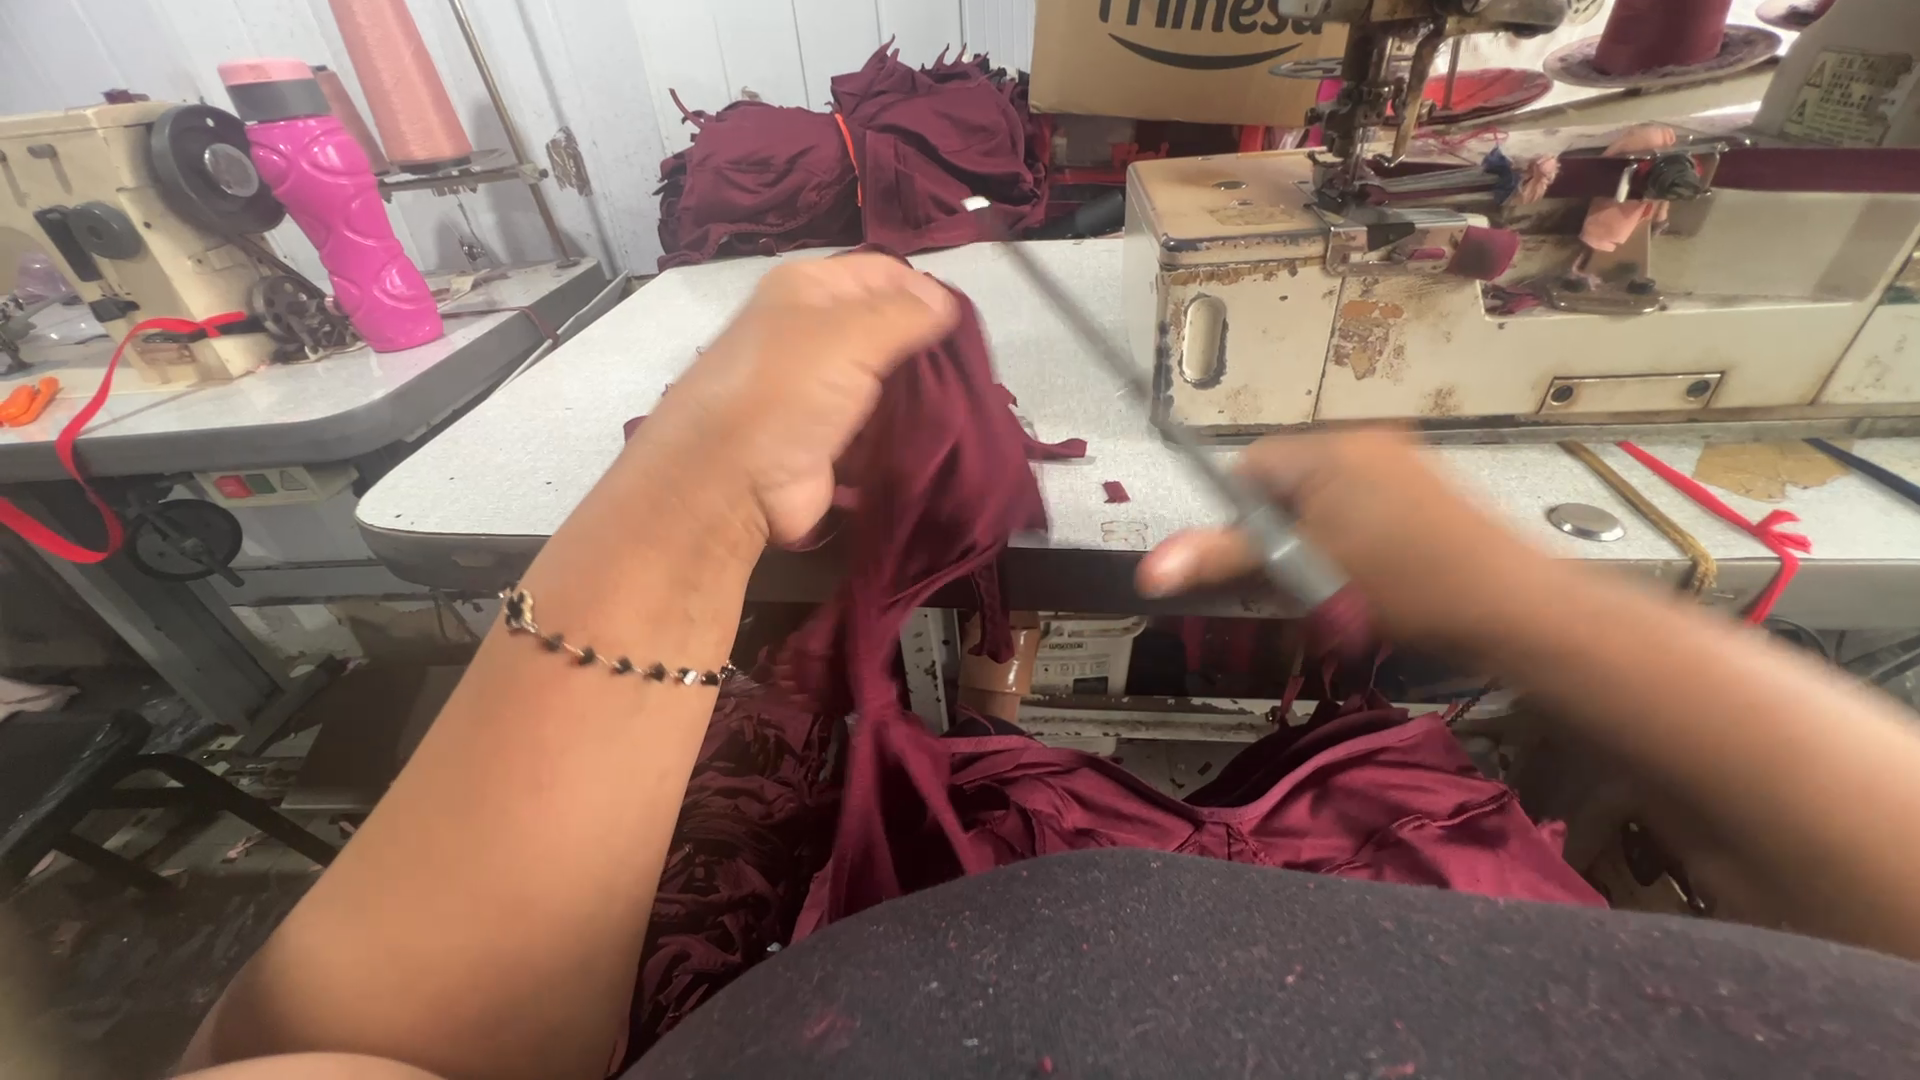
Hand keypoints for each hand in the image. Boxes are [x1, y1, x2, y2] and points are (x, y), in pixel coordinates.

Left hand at [624, 255, 958, 546]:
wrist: (733, 479)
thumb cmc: (787, 391)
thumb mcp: (850, 335)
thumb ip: (904, 313)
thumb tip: (947, 300)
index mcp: (809, 289)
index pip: (882, 272)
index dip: (925, 291)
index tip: (967, 325)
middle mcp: (812, 332)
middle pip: (885, 327)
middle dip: (926, 347)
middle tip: (973, 370)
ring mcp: (819, 388)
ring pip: (884, 380)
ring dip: (918, 393)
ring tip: (963, 403)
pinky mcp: (828, 436)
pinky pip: (876, 425)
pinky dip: (902, 430)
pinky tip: (936, 435)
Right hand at [1136, 431, 1561, 652]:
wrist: (1513, 607)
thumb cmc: (1399, 582)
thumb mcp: (1301, 571)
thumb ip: (1221, 561)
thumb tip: (1148, 571)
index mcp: (1326, 449)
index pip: (1247, 469)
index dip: (1238, 518)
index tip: (1254, 562)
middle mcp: (1361, 439)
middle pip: (1283, 483)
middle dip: (1278, 530)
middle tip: (1295, 577)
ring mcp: (1399, 458)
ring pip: (1321, 496)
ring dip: (1312, 535)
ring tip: (1335, 580)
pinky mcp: (1425, 483)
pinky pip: (1360, 501)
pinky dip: (1348, 533)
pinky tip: (1371, 572)